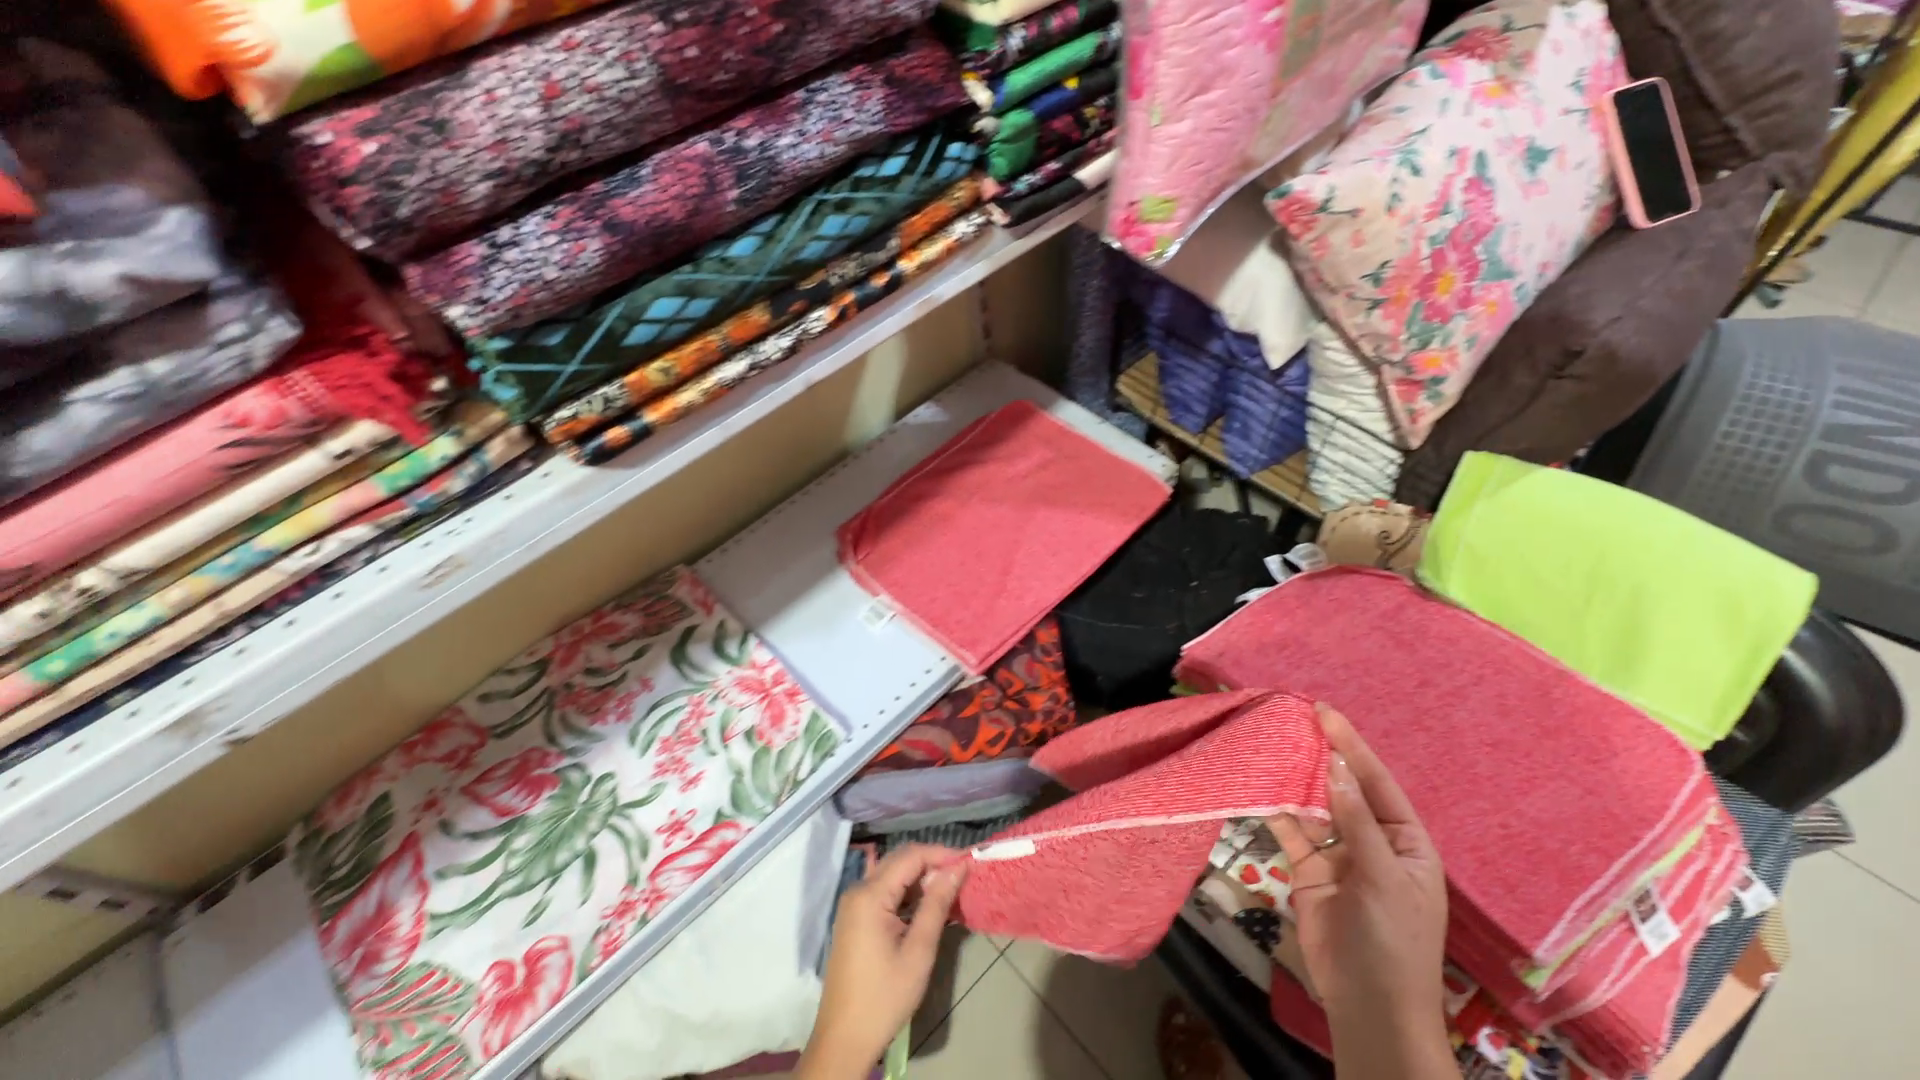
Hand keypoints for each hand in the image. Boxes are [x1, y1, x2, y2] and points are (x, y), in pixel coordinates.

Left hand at [798, 844, 969, 1079]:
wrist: (845, 1037)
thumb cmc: (885, 996)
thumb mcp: (918, 950)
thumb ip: (937, 904)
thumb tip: (958, 867)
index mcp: (869, 895)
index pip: (910, 856)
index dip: (942, 854)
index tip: (970, 863)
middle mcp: (857, 891)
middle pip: (899, 862)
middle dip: (933, 865)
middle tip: (964, 879)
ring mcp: (853, 906)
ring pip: (892, 877)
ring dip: (921, 881)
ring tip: (952, 895)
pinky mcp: (855, 920)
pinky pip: (884, 894)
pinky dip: (908, 896)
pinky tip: (929, 909)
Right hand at [1270, 703, 1453, 1079]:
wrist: (1368, 1005)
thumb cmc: (1393, 940)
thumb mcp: (1383, 876)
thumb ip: (1356, 821)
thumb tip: (1336, 767)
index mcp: (1404, 840)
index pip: (1376, 782)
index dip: (1352, 747)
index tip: (1325, 713)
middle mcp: (1371, 840)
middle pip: (1342, 790)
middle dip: (1320, 758)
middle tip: (1289, 721)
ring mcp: (1337, 855)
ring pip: (1312, 808)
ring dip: (1294, 782)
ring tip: (1271, 746)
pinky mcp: (1307, 872)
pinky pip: (1291, 834)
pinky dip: (1276, 813)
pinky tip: (1260, 790)